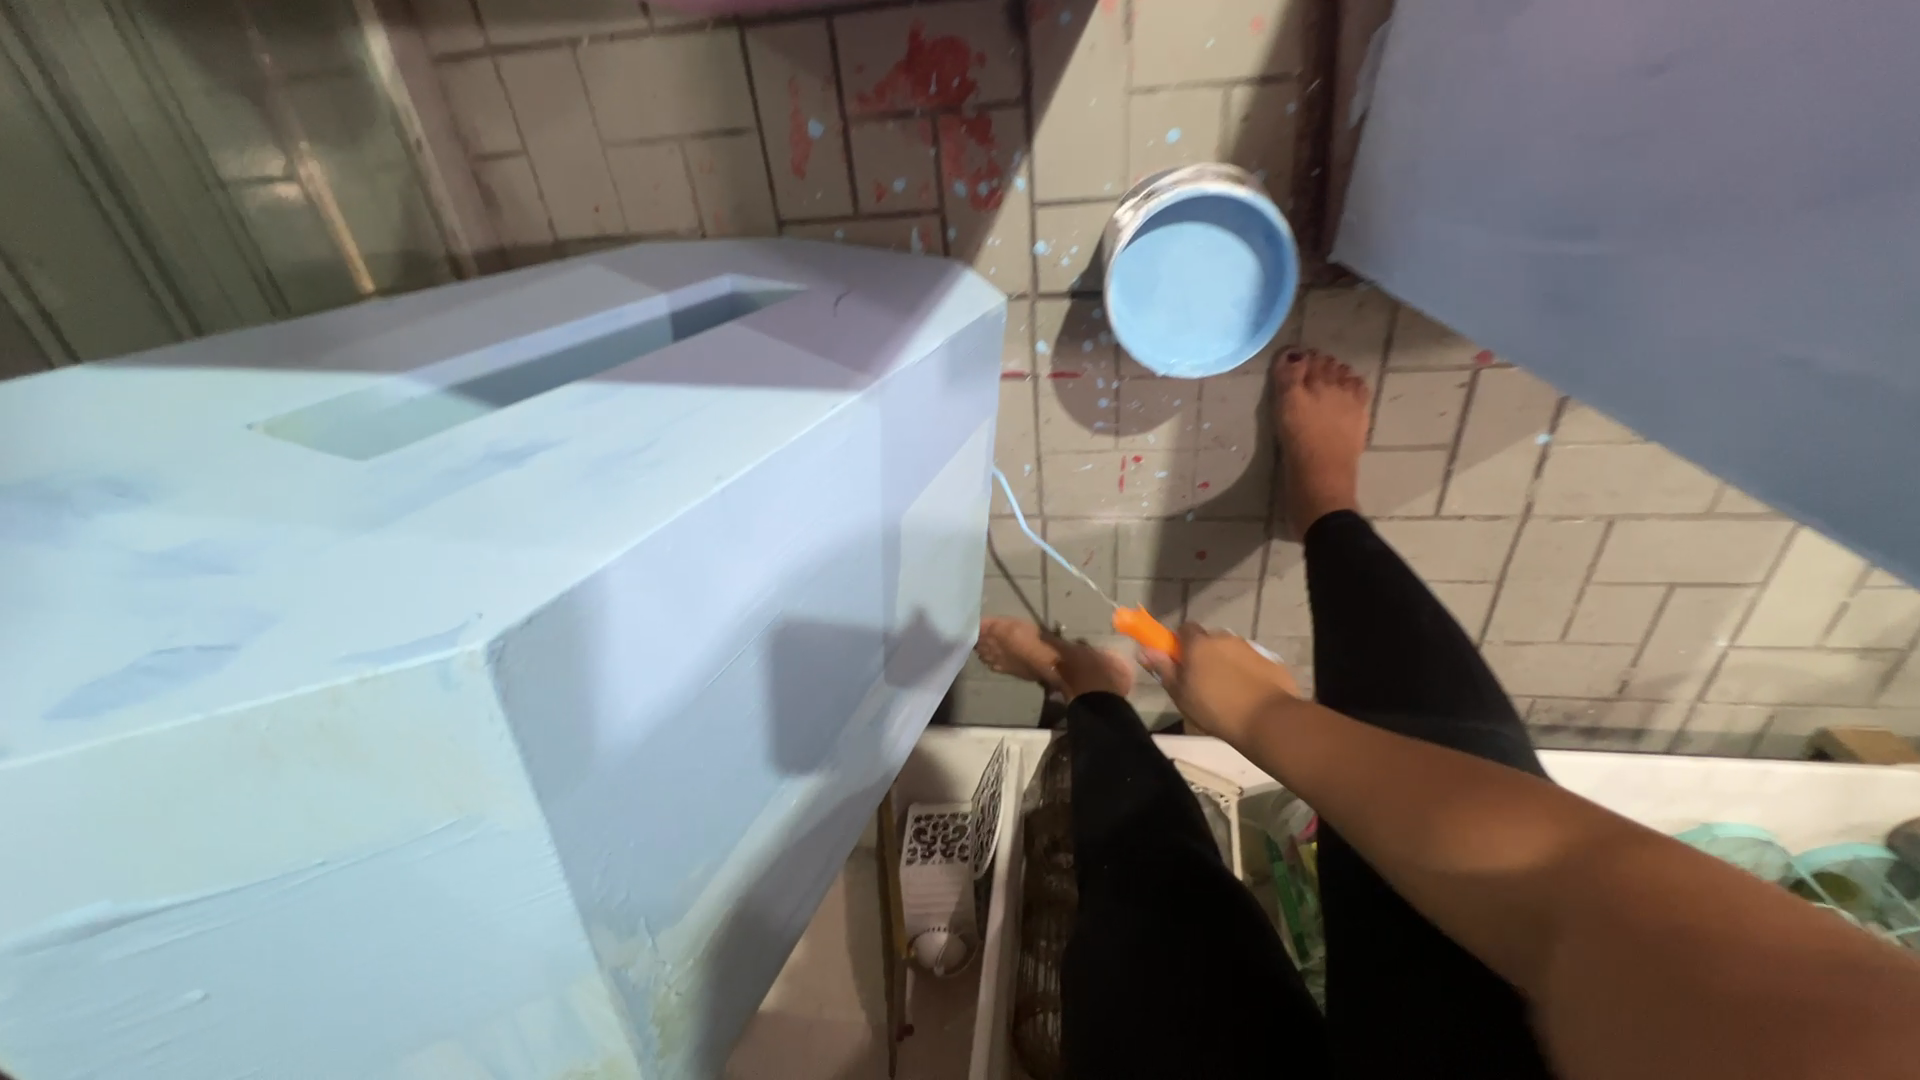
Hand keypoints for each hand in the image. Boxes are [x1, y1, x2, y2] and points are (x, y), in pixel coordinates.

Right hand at [1137, 623, 1300, 745]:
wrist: (1268, 720)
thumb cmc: (1215, 708)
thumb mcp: (1180, 694)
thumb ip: (1162, 668)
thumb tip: (1143, 649)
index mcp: (1199, 644)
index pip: (1184, 628)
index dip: (1180, 644)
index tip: (1180, 663)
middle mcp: (1224, 638)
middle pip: (1209, 640)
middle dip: (1204, 655)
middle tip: (1202, 682)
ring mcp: (1250, 648)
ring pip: (1231, 651)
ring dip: (1226, 664)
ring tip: (1227, 693)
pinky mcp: (1271, 661)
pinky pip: (1252, 663)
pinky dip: (1247, 674)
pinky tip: (1248, 696)